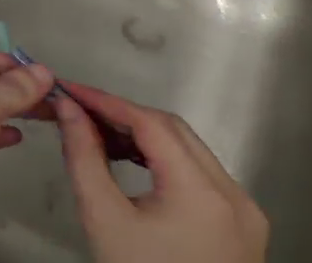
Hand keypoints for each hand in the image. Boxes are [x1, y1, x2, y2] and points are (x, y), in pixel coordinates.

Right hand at [53, 82, 266, 262]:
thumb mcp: (102, 213)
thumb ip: (83, 154)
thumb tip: (66, 107)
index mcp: (202, 192)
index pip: (150, 123)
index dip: (105, 100)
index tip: (66, 88)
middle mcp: (234, 195)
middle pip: (174, 130)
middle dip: (123, 112)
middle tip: (78, 107)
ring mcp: (245, 210)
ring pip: (188, 147)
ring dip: (142, 132)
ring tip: (97, 131)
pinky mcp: (243, 223)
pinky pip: (199, 171)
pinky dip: (162, 155)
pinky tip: (130, 158)